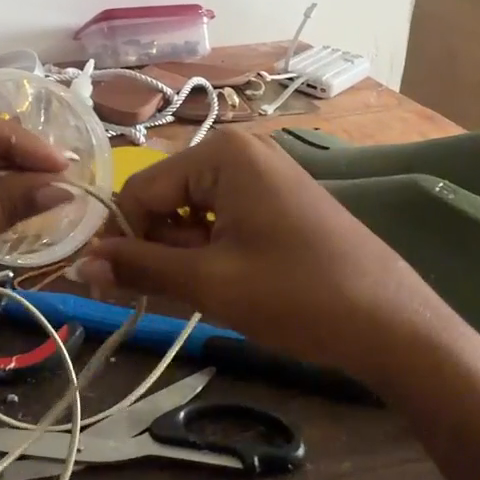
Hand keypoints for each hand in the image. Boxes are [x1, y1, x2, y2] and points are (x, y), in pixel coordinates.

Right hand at [74, 131, 452, 381]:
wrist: (399, 328)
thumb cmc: (298, 294)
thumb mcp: (210, 283)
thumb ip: (140, 268)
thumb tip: (80, 265)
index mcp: (220, 153)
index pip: (140, 188)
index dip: (125, 237)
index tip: (120, 282)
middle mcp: (240, 150)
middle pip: (166, 196)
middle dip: (161, 245)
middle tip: (180, 292)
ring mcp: (264, 174)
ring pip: (193, 210)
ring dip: (187, 252)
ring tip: (212, 291)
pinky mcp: (281, 200)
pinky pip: (224, 216)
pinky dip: (214, 249)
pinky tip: (233, 282)